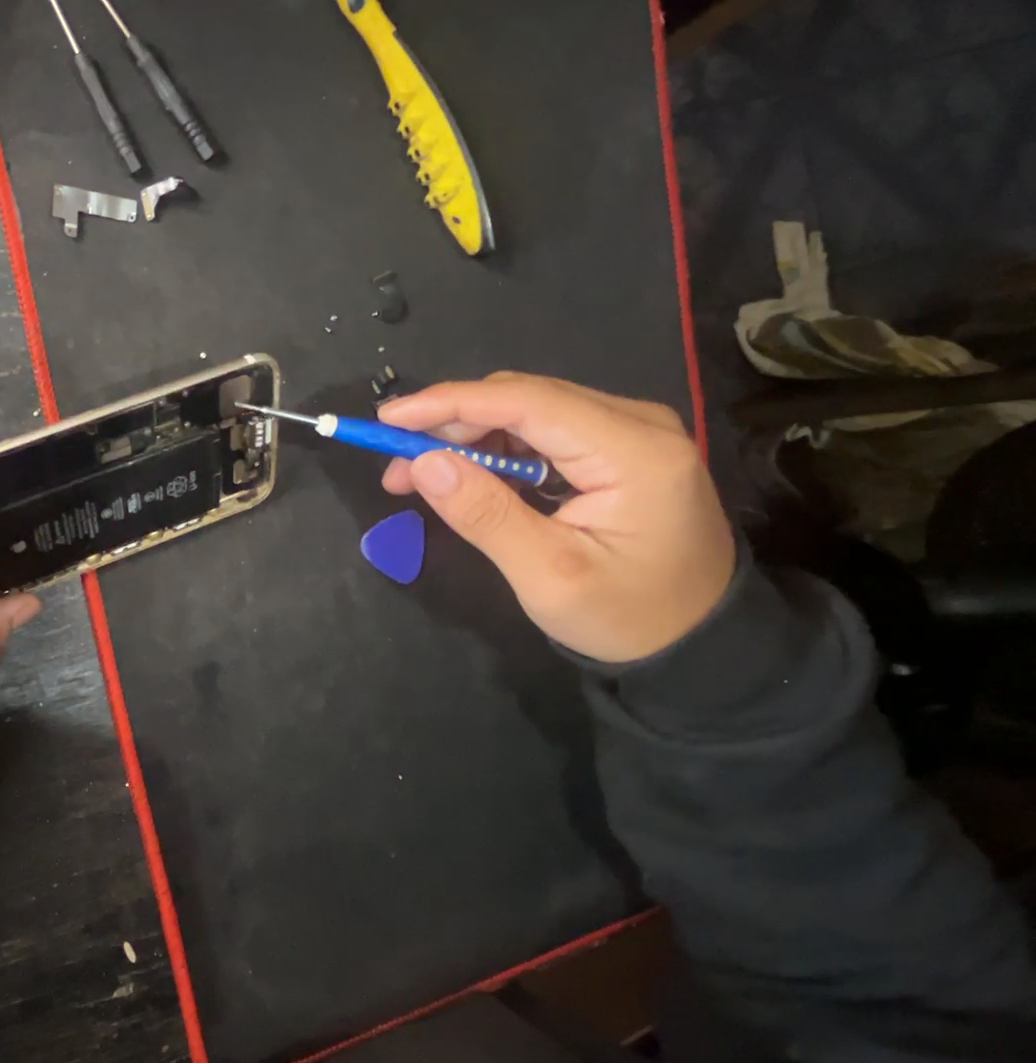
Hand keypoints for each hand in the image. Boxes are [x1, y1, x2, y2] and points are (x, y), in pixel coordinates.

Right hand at [379, 373, 734, 662]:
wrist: (697, 641)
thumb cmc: (625, 617)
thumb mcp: (547, 575)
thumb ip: (485, 515)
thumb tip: (422, 463)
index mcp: (632, 452)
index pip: (526, 403)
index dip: (450, 403)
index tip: (388, 419)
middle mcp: (637, 423)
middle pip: (524, 398)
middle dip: (451, 423)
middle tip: (397, 466)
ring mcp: (630, 432)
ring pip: (528, 410)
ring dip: (467, 436)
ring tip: (419, 475)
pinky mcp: (618, 447)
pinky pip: (542, 429)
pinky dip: (493, 448)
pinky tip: (465, 475)